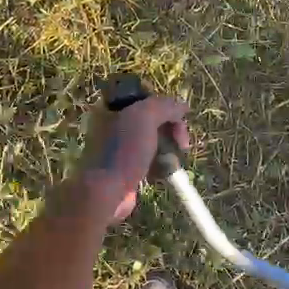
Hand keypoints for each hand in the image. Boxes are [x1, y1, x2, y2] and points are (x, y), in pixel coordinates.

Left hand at [73, 93, 189, 223]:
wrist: (106, 191)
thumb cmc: (123, 150)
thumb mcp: (144, 117)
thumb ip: (165, 106)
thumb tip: (182, 106)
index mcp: (113, 107)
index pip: (148, 97)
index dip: (167, 107)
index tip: (180, 120)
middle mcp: (114, 124)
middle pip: (153, 119)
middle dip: (171, 130)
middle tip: (182, 144)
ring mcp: (119, 147)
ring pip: (153, 140)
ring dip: (168, 149)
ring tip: (173, 161)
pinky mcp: (126, 167)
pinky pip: (149, 159)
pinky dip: (160, 164)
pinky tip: (164, 172)